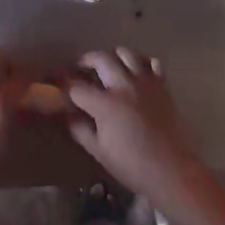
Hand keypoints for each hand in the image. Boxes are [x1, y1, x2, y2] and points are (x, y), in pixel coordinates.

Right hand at [64, 48, 198, 201]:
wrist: (171, 170)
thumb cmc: (131, 165)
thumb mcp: (98, 150)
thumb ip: (80, 128)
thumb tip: (68, 114)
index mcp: (106, 104)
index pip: (76, 86)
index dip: (62, 81)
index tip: (53, 78)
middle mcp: (125, 86)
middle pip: (101, 59)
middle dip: (85, 60)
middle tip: (79, 68)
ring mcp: (146, 83)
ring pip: (126, 53)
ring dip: (112, 56)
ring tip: (107, 66)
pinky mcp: (162, 86)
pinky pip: (152, 62)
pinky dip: (141, 61)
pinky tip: (134, 72)